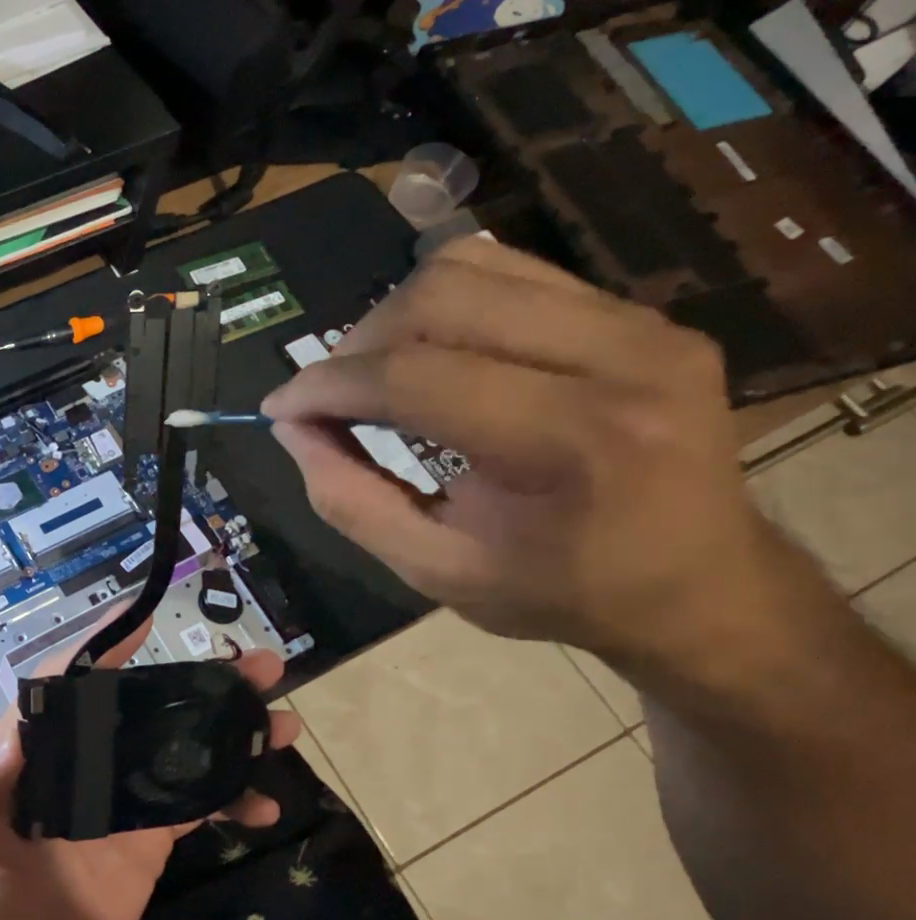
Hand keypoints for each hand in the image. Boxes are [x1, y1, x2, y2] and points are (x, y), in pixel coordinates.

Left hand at [0, 617, 299, 919]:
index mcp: (29, 755)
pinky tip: (265, 801)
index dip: (101, 649)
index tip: (143, 615)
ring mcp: (116, 803)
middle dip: (196, 682)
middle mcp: (77, 765)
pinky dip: (231, 800)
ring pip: (176, 752)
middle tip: (257, 665)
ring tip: (280, 720)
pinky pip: (193, 811)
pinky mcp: (145, 843)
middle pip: (138, 709)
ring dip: (229, 733)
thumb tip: (10, 736)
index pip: (64, 688)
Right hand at [260, 236, 779, 660]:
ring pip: (474, 266)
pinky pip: (514, 274)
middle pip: (441, 297)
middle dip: (358, 343)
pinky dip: (446, 306)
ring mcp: (641, 324)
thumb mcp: (437, 571)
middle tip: (330, 396)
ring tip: (375, 370)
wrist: (700, 584)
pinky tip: (431, 353)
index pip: (416, 377)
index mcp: (573, 443)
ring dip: (396, 314)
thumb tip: (290, 427)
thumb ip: (351, 501)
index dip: (328, 386)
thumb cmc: (562, 591)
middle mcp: (620, 359)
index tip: (280, 409)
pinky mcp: (642, 313)